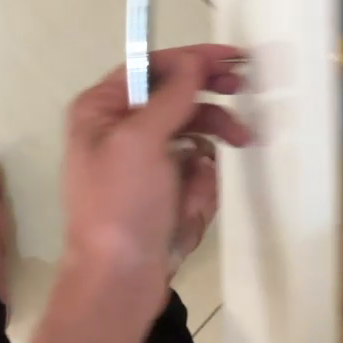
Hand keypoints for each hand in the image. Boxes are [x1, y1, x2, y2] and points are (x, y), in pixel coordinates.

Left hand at [63, 44, 252, 286]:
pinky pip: (193, 173)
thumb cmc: (122, 204)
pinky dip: (197, 189)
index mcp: (101, 109)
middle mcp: (117, 130)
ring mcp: (140, 164)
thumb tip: (192, 62)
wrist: (118, 284)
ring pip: (191, 138)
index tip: (232, 57)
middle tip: (241, 92)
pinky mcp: (160, 193)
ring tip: (204, 183)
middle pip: (174, 99)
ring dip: (203, 159)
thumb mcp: (142, 141)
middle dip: (206, 107)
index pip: (150, 67)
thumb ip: (171, 96)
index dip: (191, 59)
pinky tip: (185, 213)